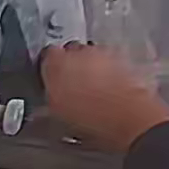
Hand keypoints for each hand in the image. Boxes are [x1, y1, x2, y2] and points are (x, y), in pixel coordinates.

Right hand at [40, 43, 168, 151]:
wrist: (126, 118)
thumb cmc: (87, 118)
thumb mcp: (55, 117)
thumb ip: (47, 101)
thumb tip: (42, 105)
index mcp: (57, 63)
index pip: (47, 54)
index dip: (48, 66)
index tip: (49, 77)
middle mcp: (81, 52)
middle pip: (72, 50)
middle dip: (70, 63)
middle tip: (69, 84)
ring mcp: (105, 54)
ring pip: (93, 55)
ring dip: (90, 67)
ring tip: (90, 89)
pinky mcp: (125, 60)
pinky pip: (111, 63)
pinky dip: (108, 72)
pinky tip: (107, 90)